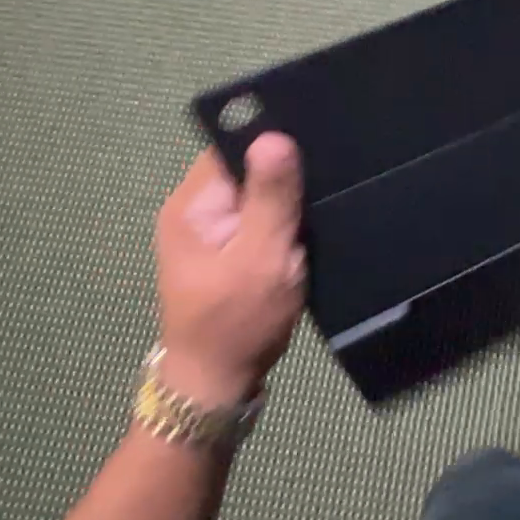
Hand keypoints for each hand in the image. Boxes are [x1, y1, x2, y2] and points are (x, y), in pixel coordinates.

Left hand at [152, 134, 305, 405]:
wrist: (218, 384)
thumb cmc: (239, 320)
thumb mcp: (263, 256)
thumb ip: (270, 197)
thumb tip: (274, 136)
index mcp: (192, 205)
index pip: (232, 149)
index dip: (271, 143)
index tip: (313, 145)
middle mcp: (193, 212)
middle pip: (244, 170)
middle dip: (283, 176)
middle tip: (327, 180)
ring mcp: (208, 235)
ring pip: (255, 197)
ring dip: (285, 203)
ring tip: (321, 204)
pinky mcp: (226, 254)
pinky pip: (257, 221)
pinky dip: (281, 225)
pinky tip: (305, 232)